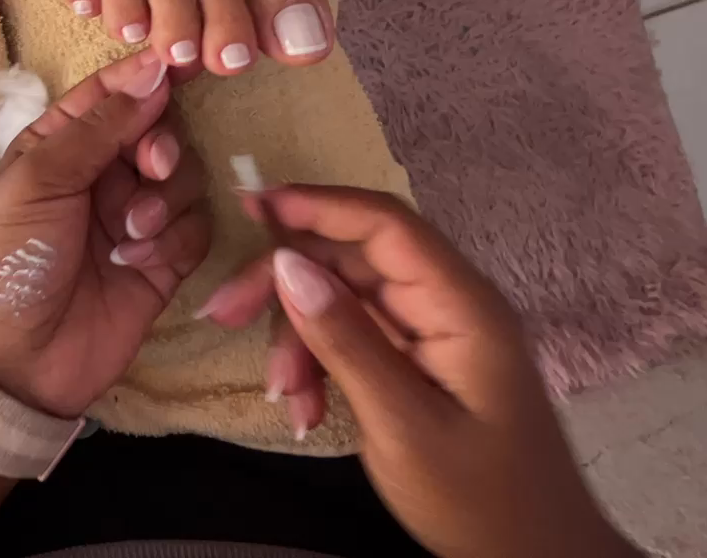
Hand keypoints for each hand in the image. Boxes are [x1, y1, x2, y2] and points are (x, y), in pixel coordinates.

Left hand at [0, 52, 211, 417]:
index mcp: (63, 142)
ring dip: (165, 200)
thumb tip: (154, 68)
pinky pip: (196, 228)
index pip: (114, 93)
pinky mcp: (163, 261)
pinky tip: (138, 262)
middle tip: (150, 168)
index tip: (186, 63)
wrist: (10, 362)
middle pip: (159, 132)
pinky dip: (176, 239)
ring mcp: (135, 216)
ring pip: (185, 179)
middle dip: (161, 146)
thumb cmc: (9, 256)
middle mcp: (103, 172)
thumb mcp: (40, 179)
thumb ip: (100, 125)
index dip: (149, 75)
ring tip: (130, 233)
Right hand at [201, 186, 638, 557]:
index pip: (383, 223)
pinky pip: (343, 331)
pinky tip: (304, 407)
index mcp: (460, 304)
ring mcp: (422, 324)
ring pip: (335, 294)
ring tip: (283, 394)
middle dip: (282, 282)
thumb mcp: (404, 426)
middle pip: (345, 257)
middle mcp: (440, 299)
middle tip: (224, 312)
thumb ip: (344, 340)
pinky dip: (313, 361)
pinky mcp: (406, 350)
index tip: (252, 205)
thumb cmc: (482, 502)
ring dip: (296, 337)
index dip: (316, 203)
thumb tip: (285, 263)